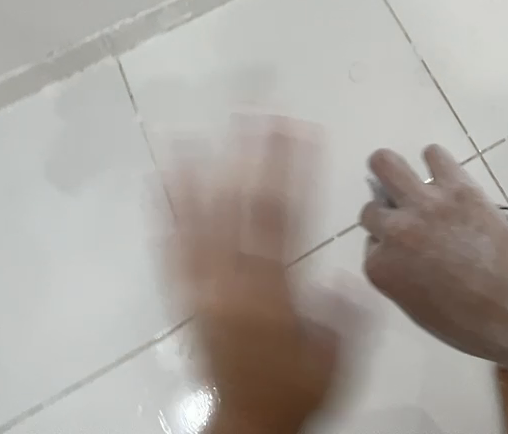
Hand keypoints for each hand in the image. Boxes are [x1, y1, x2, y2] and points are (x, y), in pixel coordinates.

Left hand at [164, 121, 347, 433]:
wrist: (245, 423)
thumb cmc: (297, 388)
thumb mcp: (335, 355)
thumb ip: (341, 312)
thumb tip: (347, 272)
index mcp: (273, 286)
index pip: (284, 211)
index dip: (292, 164)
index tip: (298, 125)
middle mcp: (233, 277)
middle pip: (242, 200)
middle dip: (249, 149)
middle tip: (253, 106)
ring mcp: (203, 282)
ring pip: (199, 216)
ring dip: (197, 169)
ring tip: (188, 128)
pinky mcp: (183, 292)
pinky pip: (170, 243)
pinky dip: (165, 206)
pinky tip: (160, 176)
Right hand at [358, 145, 507, 363]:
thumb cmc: (467, 323)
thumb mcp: (417, 308)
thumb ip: (399, 274)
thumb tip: (402, 252)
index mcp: (382, 268)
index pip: (370, 244)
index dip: (387, 245)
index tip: (405, 250)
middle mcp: (395, 231)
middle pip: (371, 209)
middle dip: (386, 214)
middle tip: (404, 216)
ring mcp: (423, 204)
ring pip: (385, 163)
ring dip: (392, 172)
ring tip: (406, 178)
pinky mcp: (455, 185)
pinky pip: (434, 154)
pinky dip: (437, 163)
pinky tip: (446, 176)